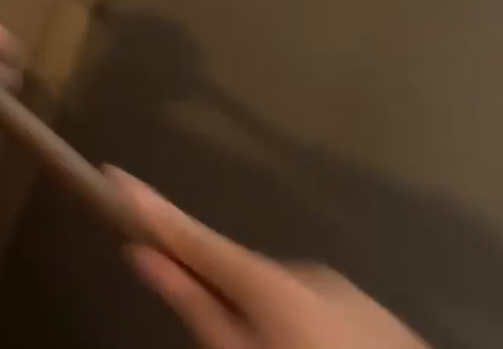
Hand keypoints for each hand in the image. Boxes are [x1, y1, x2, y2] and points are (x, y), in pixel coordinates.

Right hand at [112, 170, 428, 348]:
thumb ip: (195, 306)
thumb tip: (143, 255)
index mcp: (271, 280)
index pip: (191, 234)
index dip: (147, 205)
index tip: (111, 173)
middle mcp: (312, 273)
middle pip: (240, 270)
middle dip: (219, 287)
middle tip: (215, 329)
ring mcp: (358, 297)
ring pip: (284, 294)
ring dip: (266, 312)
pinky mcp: (391, 325)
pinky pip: (324, 313)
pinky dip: (307, 328)